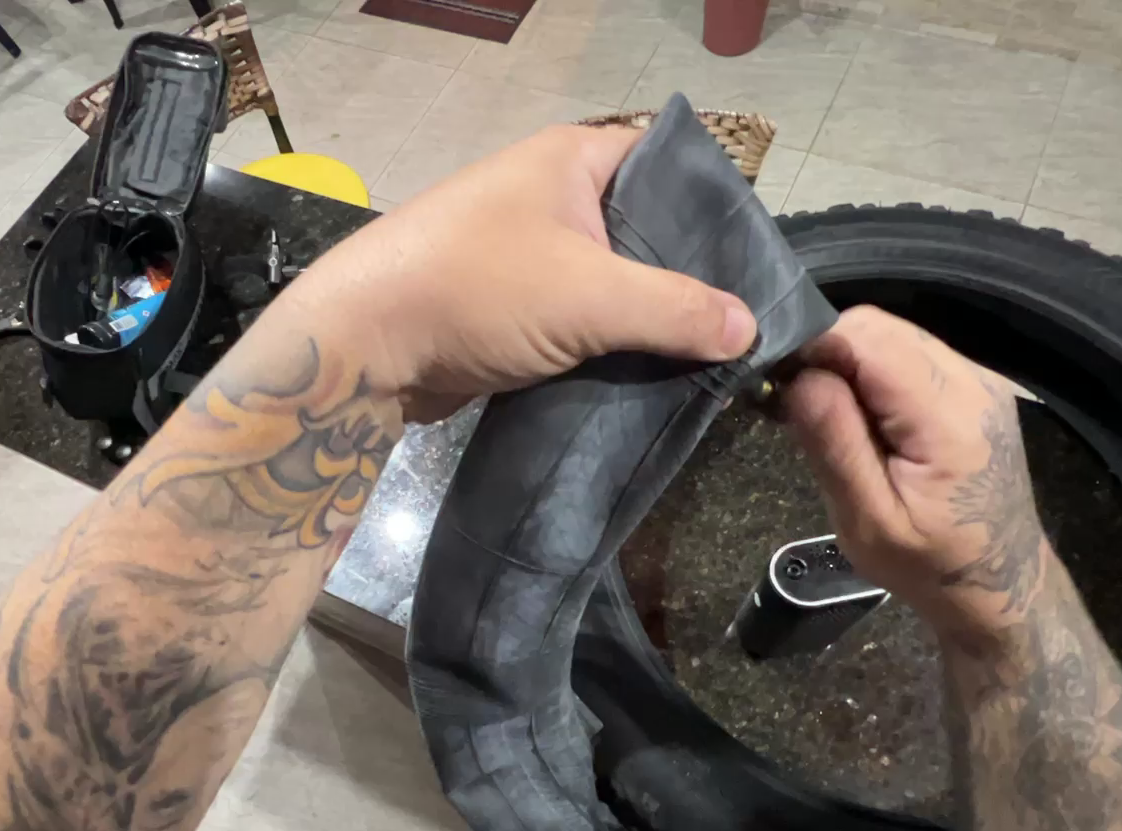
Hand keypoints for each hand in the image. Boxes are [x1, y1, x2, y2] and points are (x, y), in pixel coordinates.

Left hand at [277, 124, 758, 420]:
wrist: (369, 349)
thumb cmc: (477, 291)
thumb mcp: (590, 295)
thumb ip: (675, 309)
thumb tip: (750, 327)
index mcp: (572, 162)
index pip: (668, 165)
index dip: (712, 210)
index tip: (752, 265)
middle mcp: (551, 202)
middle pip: (642, 234)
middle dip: (685, 280)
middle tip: (735, 326)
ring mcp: (527, 260)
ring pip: (610, 288)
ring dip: (645, 324)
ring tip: (704, 358)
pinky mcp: (512, 313)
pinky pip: (578, 325)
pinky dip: (608, 348)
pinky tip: (646, 376)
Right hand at [782, 306, 1048, 638]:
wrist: (996, 582)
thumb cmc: (926, 564)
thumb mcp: (868, 520)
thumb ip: (835, 445)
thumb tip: (797, 378)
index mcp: (948, 419)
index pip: (868, 340)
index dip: (811, 349)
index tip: (775, 387)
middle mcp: (972, 382)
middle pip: (878, 328)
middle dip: (823, 355)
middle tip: (791, 406)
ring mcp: (978, 380)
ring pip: (891, 335)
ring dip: (844, 364)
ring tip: (821, 415)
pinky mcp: (971, 387)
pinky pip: (906, 355)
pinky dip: (867, 373)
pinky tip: (856, 417)